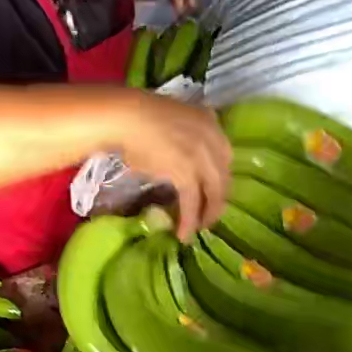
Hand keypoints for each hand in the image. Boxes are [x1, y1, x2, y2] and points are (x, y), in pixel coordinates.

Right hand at [113, 93, 229, 237]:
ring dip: (206, 216)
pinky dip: (189, 221)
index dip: (220, 181)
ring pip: (212, 195)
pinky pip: (192, 203)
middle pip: (223, 180)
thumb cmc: (141, 121)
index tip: (212, 194)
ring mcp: (202, 157)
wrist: (125, 117)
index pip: (226, 159)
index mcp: (211, 124)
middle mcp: (212, 140)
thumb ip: (191, 142)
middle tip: (207, 218)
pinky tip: (184, 234)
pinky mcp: (187, 173)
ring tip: (196, 230)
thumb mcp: (176, 125)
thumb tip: (188, 167)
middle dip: (216, 203)